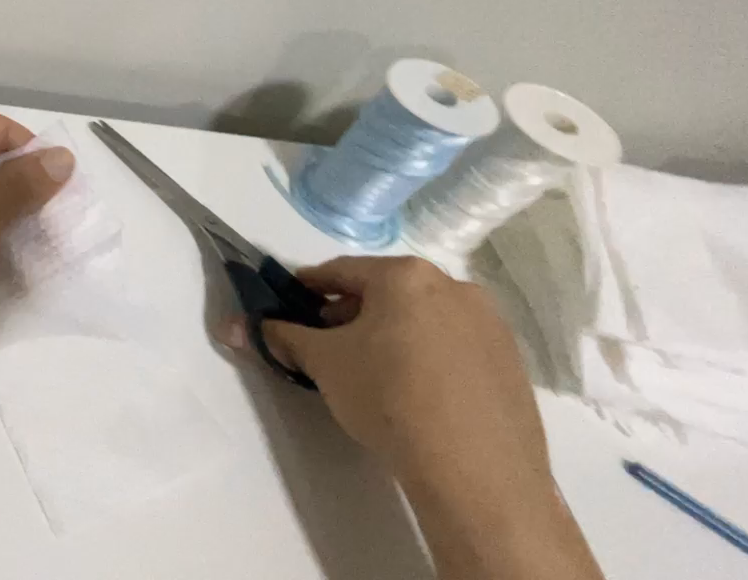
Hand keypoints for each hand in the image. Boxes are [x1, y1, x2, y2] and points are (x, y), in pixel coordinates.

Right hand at [225, 255, 601, 578]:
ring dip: (390, 335)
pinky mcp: (513, 365)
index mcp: (405, 275)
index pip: (339, 271)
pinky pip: (453, 347)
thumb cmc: (389, 398)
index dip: (307, 290)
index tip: (290, 311)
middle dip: (350, 315)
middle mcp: (454, 287)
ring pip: (421, 318)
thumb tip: (234, 326)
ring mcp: (491, 326)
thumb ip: (279, 336)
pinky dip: (426, 357)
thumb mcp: (321, 362)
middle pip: (384, 292)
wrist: (477, 476)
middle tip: (327, 347)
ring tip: (371, 375)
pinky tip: (414, 394)